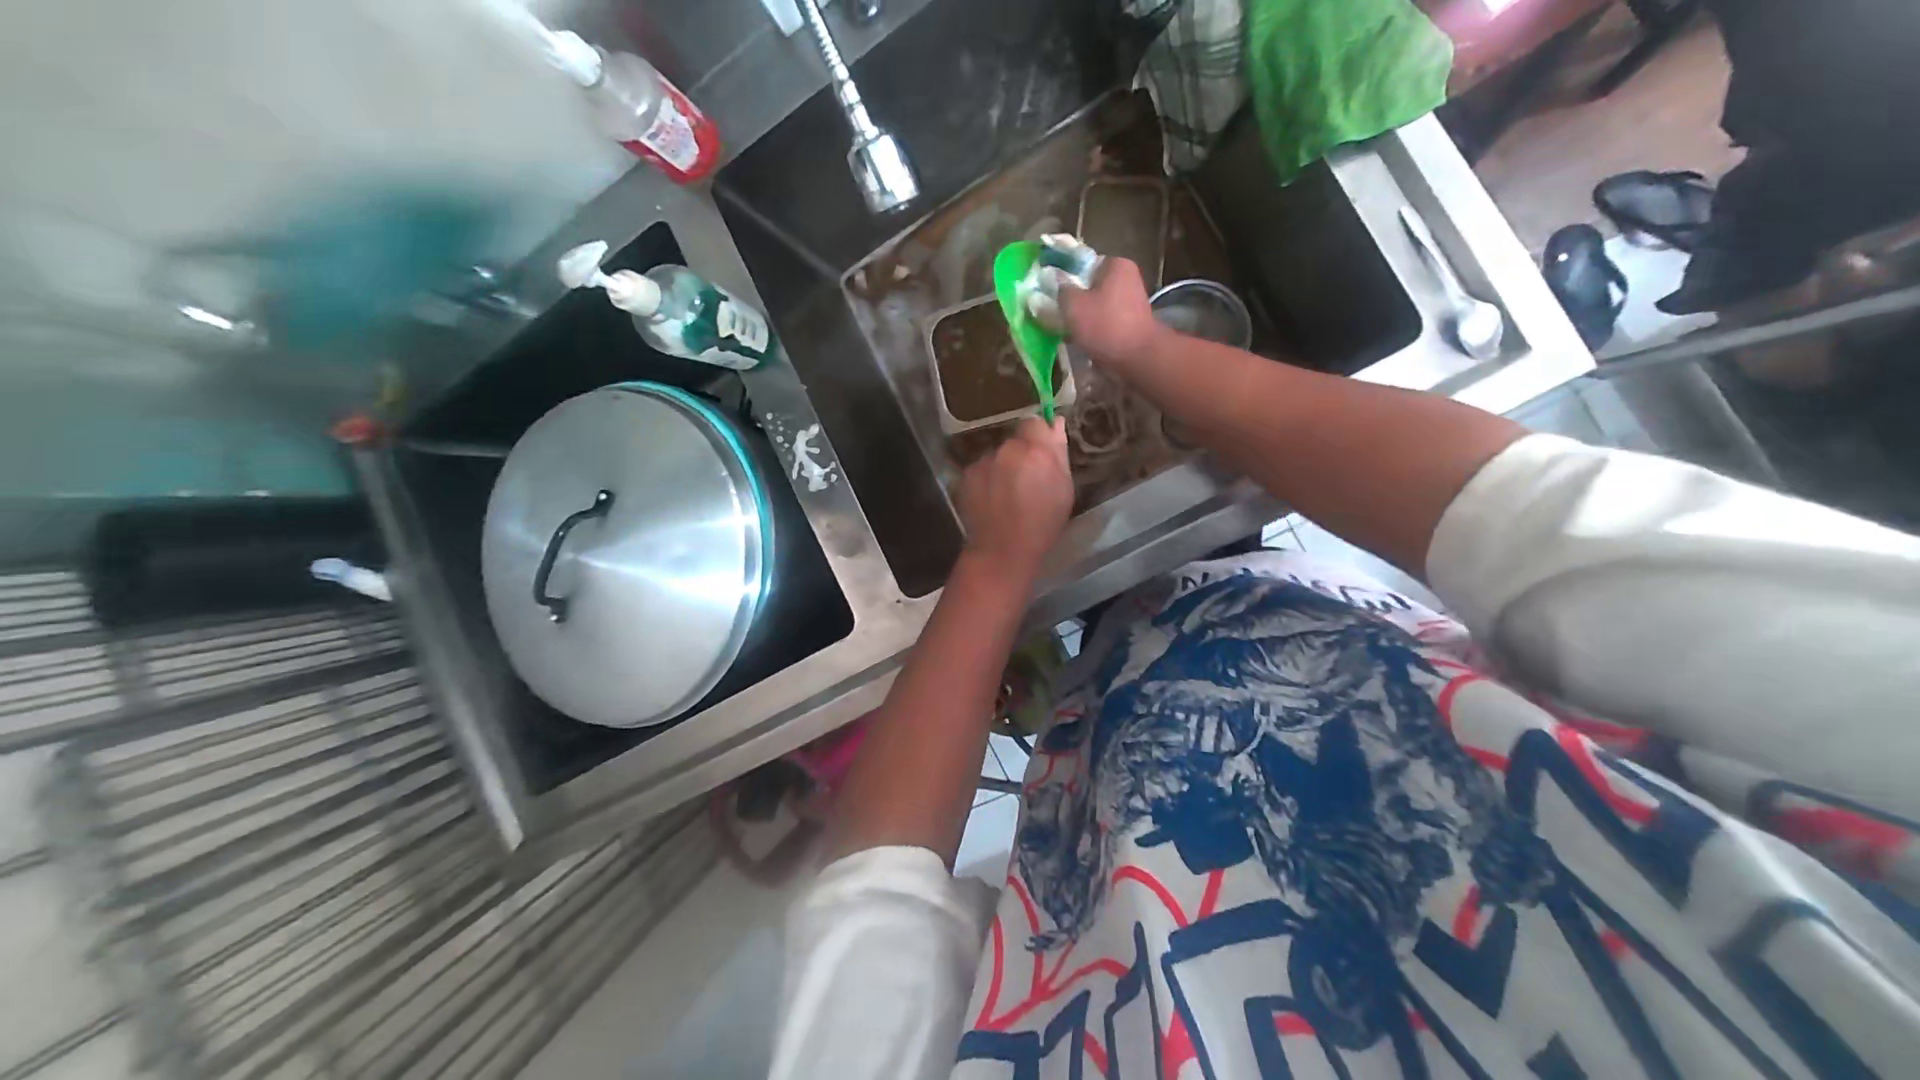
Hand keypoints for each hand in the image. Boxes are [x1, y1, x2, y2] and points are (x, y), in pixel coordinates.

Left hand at [956, 416, 1073, 578]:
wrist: (1002, 550)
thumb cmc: (1043, 524)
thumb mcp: (1064, 489)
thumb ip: (1058, 453)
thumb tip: (1054, 422)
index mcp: (1035, 450)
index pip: (1034, 422)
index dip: (1037, 436)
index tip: (1041, 453)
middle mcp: (1007, 449)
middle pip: (1014, 441)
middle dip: (1020, 454)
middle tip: (1026, 480)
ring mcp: (983, 462)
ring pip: (996, 456)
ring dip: (1002, 467)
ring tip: (1006, 495)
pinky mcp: (966, 475)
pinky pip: (980, 470)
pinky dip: (986, 480)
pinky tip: (991, 501)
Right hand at [1059, 257, 1163, 368]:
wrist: (1136, 358)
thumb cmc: (1104, 325)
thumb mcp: (1072, 304)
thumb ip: (1060, 291)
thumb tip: (1057, 287)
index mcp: (1116, 264)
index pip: (1084, 264)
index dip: (1066, 279)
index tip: (1054, 295)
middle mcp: (1128, 278)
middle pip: (1091, 287)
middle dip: (1075, 301)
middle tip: (1059, 315)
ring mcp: (1132, 302)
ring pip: (1097, 306)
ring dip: (1083, 318)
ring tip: (1069, 332)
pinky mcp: (1132, 323)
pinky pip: (1106, 322)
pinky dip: (1095, 330)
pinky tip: (1083, 341)